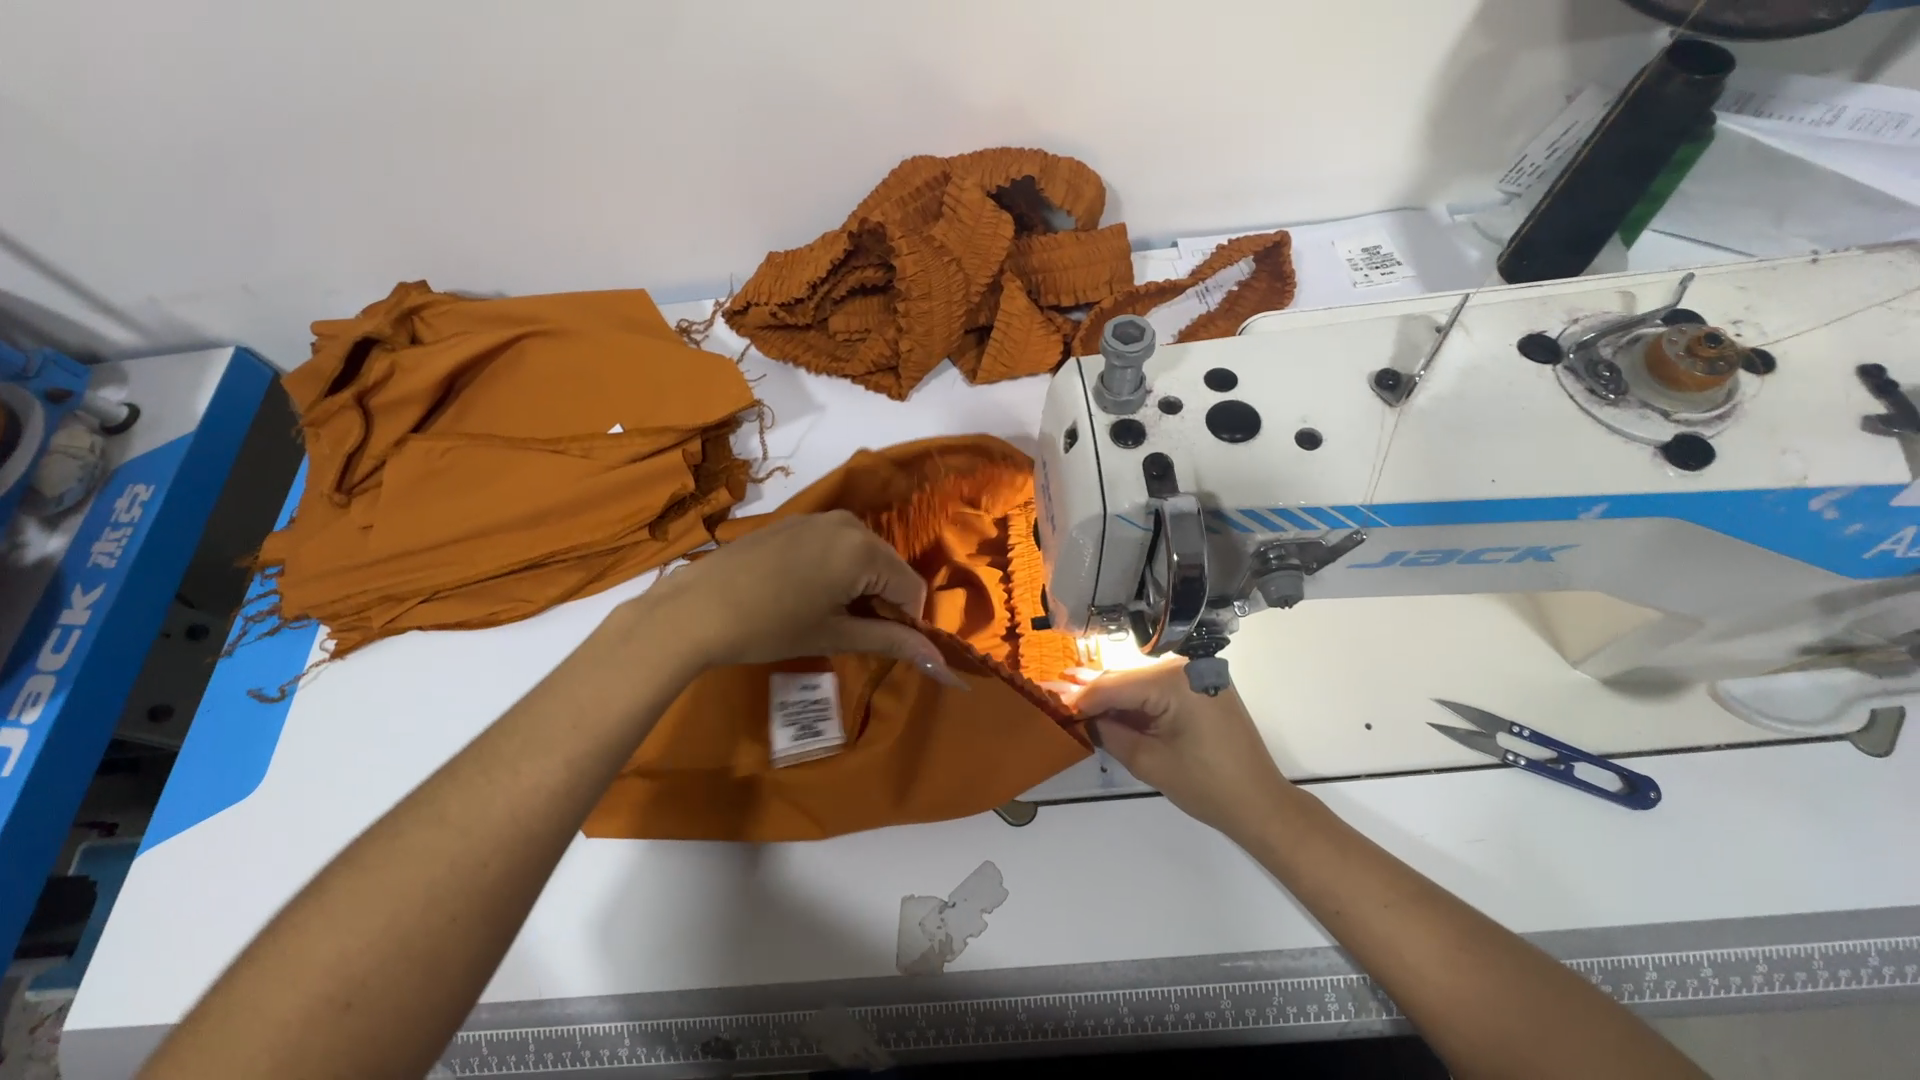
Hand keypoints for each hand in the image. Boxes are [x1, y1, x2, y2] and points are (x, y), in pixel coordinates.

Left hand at [623, 511, 963, 682]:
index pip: (912, 588)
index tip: (879, 643)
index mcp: (864, 549)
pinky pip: (836, 545)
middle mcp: (848, 523)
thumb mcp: (834, 635)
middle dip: (883, 601)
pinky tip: (805, 594)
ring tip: (826, 615)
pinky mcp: (794, 521)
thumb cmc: (769, 626)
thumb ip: (892, 642)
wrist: (695, 608)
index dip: (906, 622)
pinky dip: (837, 570)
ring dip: (860, 586)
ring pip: (863, 556)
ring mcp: (818, 518)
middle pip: (890, 567)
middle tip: (852, 632)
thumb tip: (943, 664)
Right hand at [1069, 661, 1295, 838]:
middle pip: (1127, 678)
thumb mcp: (1148, 762)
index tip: (1051, 703)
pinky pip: (1160, 690)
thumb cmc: (1206, 787)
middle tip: (1054, 695)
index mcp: (1175, 681)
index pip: (1115, 685)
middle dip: (1093, 691)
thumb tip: (1082, 718)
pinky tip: (1109, 706)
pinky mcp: (1204, 688)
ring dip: (1112, 695)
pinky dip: (1136, 701)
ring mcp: (1198, 675)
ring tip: (1074, 699)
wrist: (1260, 804)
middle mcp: (1187, 667)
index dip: (1081, 697)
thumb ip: (1110, 734)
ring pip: (1141, 682)